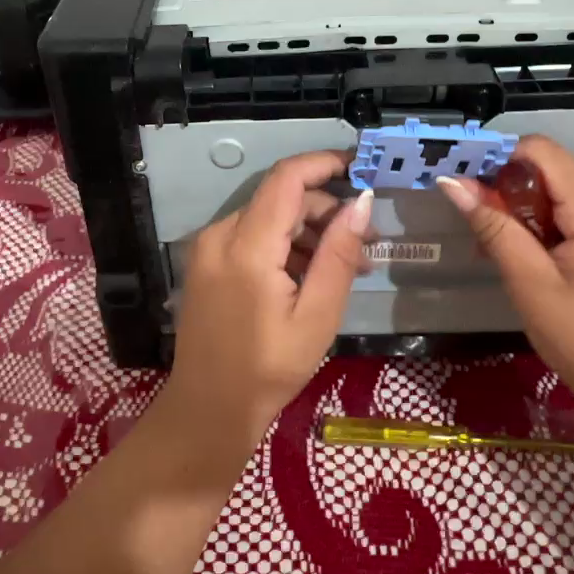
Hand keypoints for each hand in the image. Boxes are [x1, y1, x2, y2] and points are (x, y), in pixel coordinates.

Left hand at [162, 152, 372, 440]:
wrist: (207, 410)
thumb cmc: (268, 369)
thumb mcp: (316, 316)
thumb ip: (338, 255)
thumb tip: (360, 201)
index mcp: (245, 246)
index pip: (286, 178)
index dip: (324, 163)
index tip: (360, 167)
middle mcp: (219, 235)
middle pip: (280, 199)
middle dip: (326, 211)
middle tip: (367, 243)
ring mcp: (208, 248)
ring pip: (268, 217)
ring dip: (308, 231)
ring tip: (347, 266)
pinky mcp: (206, 262)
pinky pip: (251, 236)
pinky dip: (284, 246)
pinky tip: (311, 275)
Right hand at [436, 136, 573, 413]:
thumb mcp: (530, 284)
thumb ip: (493, 226)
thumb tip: (452, 183)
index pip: (542, 151)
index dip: (500, 163)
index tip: (473, 194)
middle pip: (553, 169)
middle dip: (513, 194)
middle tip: (488, 238)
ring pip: (564, 187)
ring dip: (530, 209)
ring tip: (512, 254)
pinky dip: (553, 221)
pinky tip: (541, 257)